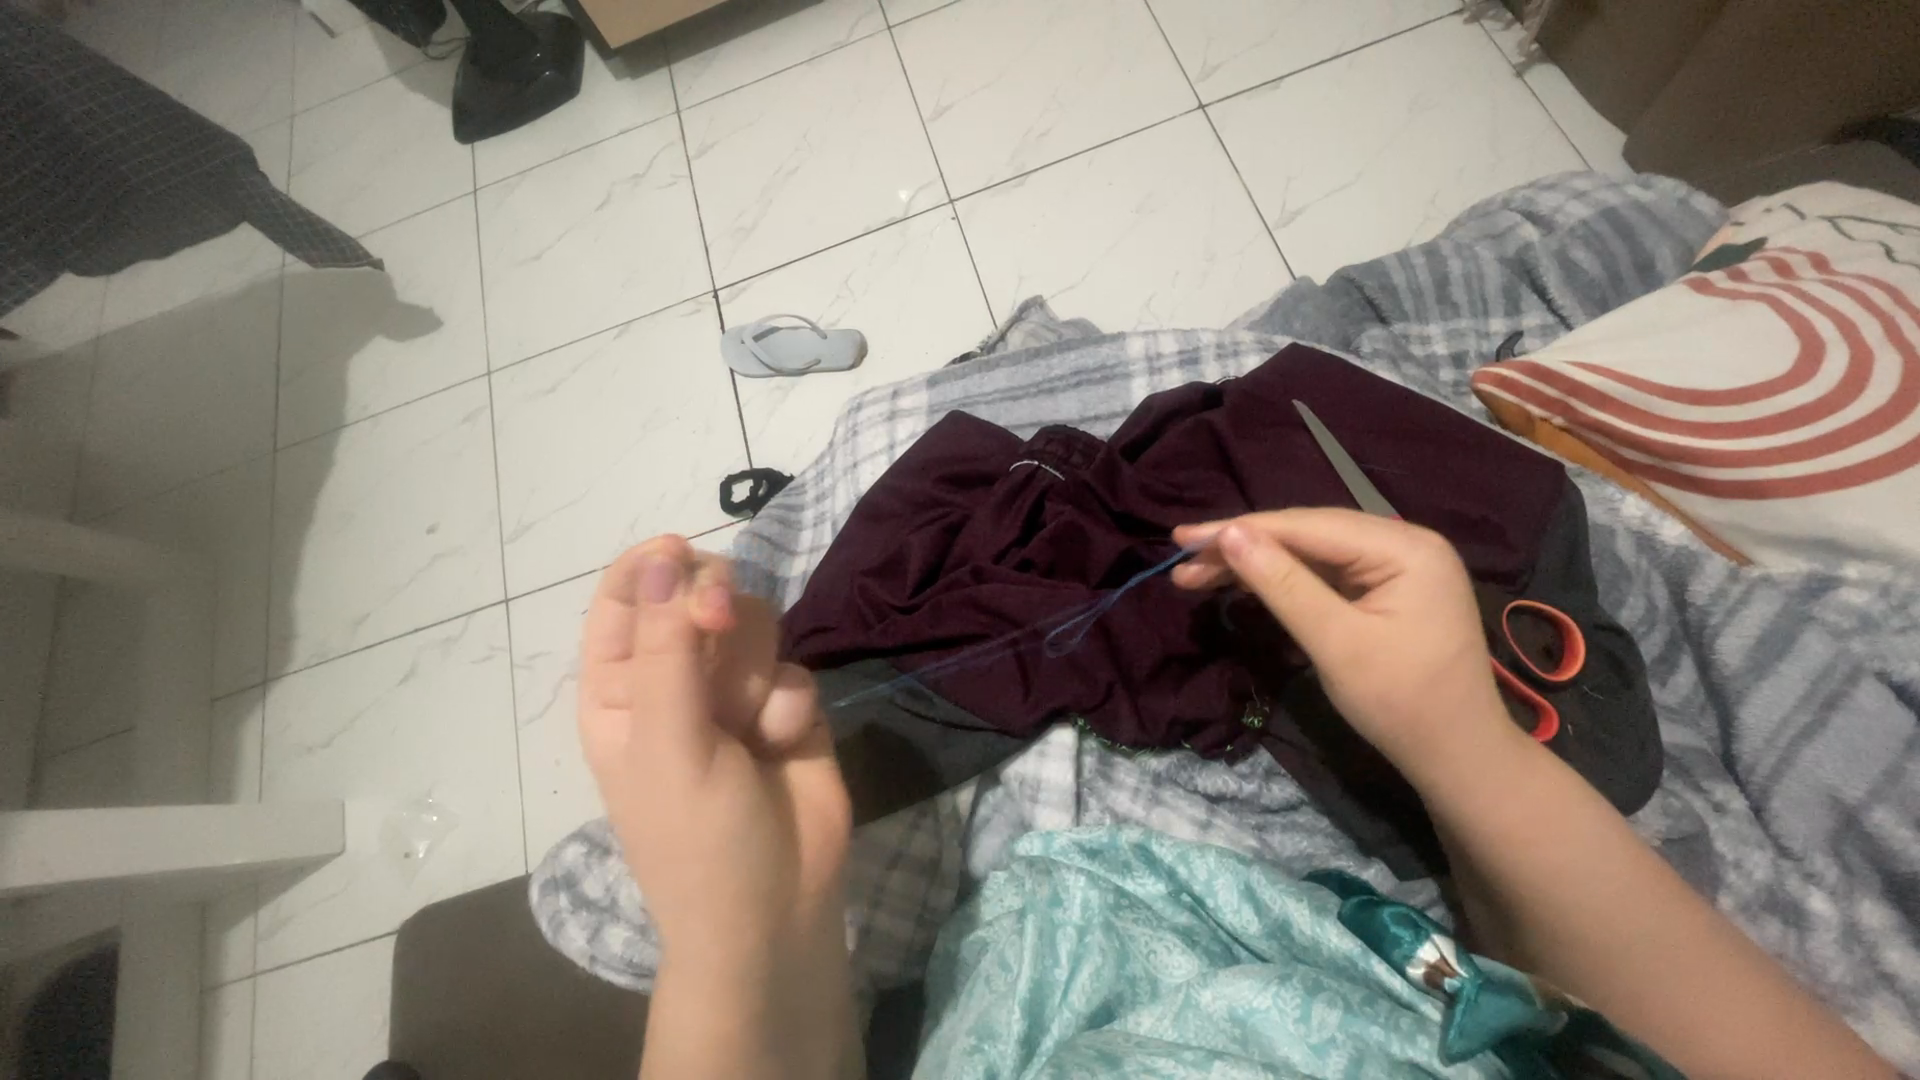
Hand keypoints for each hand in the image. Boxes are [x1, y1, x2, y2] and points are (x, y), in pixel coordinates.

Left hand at [576, 536, 851, 970]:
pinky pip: (794, 667)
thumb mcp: (667, 740)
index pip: (624, 599)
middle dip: (716, 608)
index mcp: (622, 688)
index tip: (680, 551)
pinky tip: (784, 744)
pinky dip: (790, 702)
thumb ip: (667, 644)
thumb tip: (665, 554)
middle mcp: (678, 679)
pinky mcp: (788, 705)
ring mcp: (736, 691)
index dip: (650, 567)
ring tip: (750, 725)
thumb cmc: (696, 834)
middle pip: (699, 596)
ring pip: (754, 625)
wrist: (776, 905)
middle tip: (718, 625)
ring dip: (754, 669)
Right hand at [1172, 509, 1523, 780]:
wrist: (1456, 757)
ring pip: (1308, 552)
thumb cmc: (1401, 703)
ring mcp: (1395, 565)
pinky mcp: (1383, 588)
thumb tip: (1229, 534)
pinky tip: (1239, 583)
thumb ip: (1282, 584)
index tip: (1182, 537)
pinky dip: (1278, 580)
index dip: (1239, 529)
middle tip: (1181, 560)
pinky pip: (1321, 573)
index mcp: (1405, 547)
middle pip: (1305, 534)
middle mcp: (1403, 542)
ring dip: (1253, 564)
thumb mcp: (1334, 643)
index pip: (1306, 526)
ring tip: (1194, 575)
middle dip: (1240, 546)